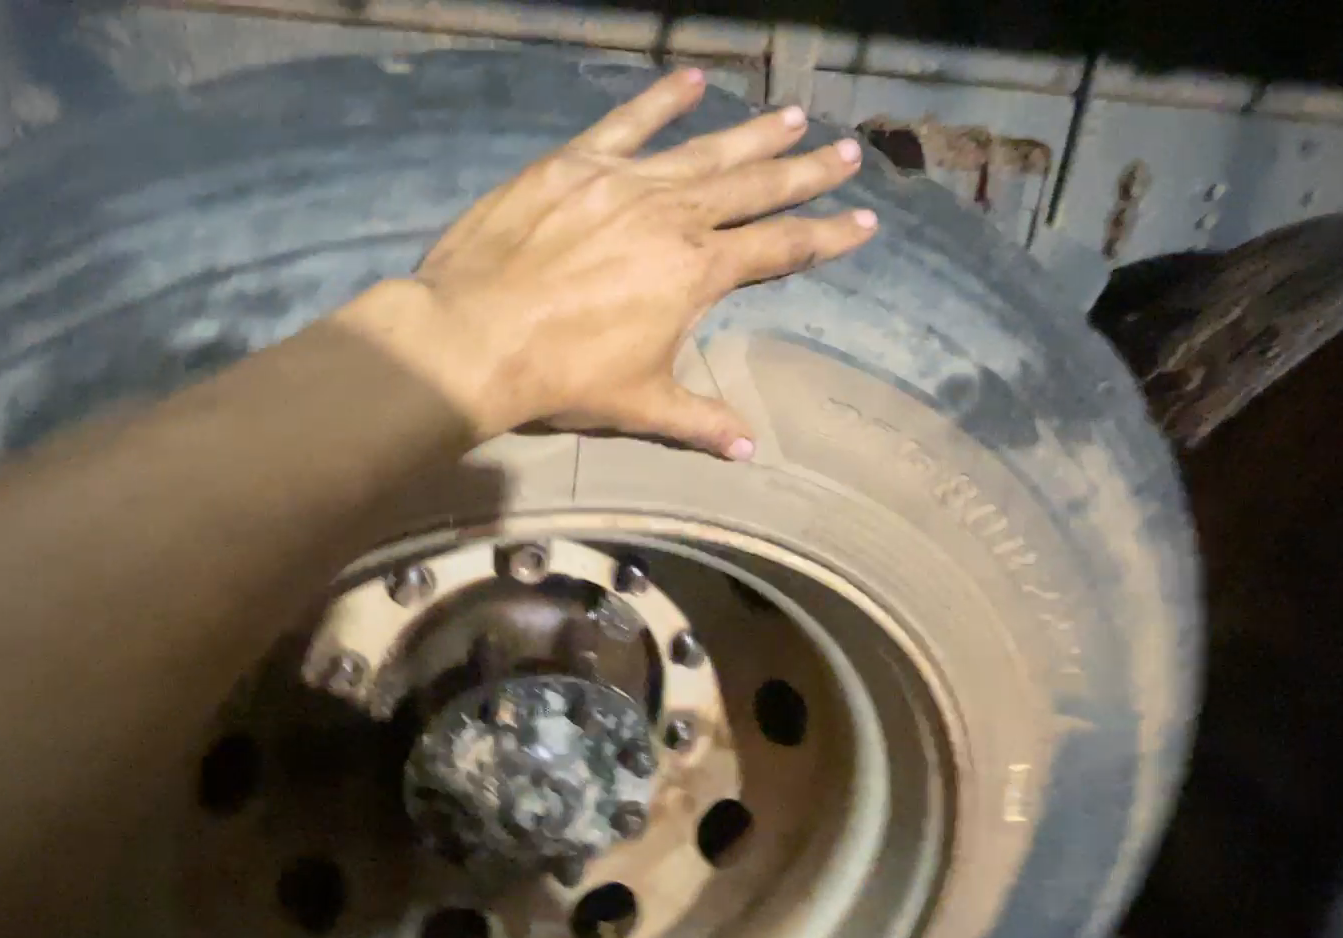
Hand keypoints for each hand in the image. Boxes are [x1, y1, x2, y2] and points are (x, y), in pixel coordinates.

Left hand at [337, 67, 876, 457]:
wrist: (477, 337)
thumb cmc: (564, 377)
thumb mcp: (642, 405)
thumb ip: (702, 422)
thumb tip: (750, 452)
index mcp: (697, 272)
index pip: (778, 250)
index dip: (826, 237)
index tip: (864, 222)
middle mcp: (674, 216)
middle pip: (755, 188)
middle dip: (806, 173)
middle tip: (848, 153)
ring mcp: (625, 182)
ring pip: (704, 151)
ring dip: (753, 135)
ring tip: (794, 117)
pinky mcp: (576, 164)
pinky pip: (628, 123)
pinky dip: (662, 100)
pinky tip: (694, 79)